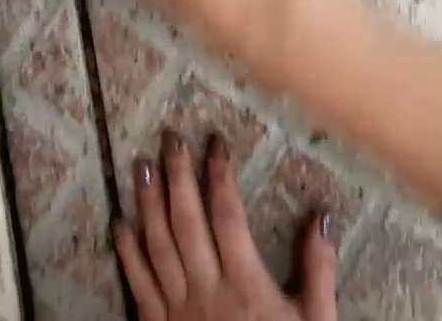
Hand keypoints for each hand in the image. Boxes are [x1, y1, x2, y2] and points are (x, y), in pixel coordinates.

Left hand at [116, 133, 336, 320]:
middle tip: (169, 137)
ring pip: (157, 247)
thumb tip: (322, 218)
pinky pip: (138, 287)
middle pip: (186, 222)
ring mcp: (177, 313)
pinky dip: (127, 254)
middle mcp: (206, 292)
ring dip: (148, 203)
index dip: (220, 174)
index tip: (215, 140)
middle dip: (177, 175)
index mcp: (245, 286)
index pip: (227, 216)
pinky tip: (120, 224)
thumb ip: (318, 273)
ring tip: (140, 165)